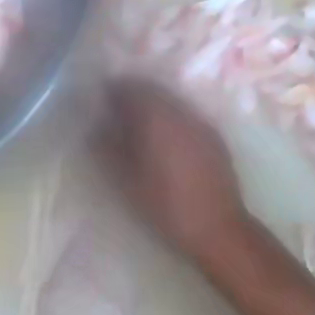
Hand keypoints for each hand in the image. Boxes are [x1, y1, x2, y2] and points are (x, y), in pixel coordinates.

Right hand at [97, 78, 251, 267]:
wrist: (218, 227)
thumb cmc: (166, 205)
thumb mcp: (127, 180)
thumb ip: (108, 147)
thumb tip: (97, 128)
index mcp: (155, 118)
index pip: (130, 88)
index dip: (113, 90)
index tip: (101, 100)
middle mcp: (179, 111)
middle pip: (152, 90)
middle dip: (133, 94)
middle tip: (117, 110)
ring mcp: (200, 121)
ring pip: (171, 101)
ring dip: (153, 104)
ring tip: (139, 124)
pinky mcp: (214, 135)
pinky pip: (186, 114)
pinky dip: (171, 116)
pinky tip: (166, 137)